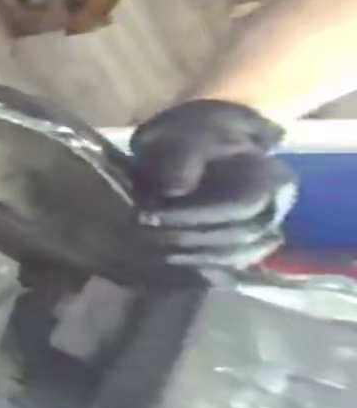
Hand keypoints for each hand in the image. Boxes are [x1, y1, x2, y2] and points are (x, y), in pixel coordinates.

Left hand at [132, 100, 297, 267]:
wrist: (194, 143)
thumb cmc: (188, 140)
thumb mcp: (183, 141)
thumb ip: (181, 162)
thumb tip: (174, 190)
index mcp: (267, 180)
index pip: (239, 207)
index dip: (192, 216)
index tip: (144, 217)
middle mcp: (272, 207)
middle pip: (240, 235)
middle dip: (184, 239)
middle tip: (136, 237)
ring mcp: (257, 225)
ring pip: (239, 255)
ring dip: (191, 259)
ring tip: (144, 254)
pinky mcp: (234, 239)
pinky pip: (227, 263)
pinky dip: (196, 268)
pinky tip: (159, 267)